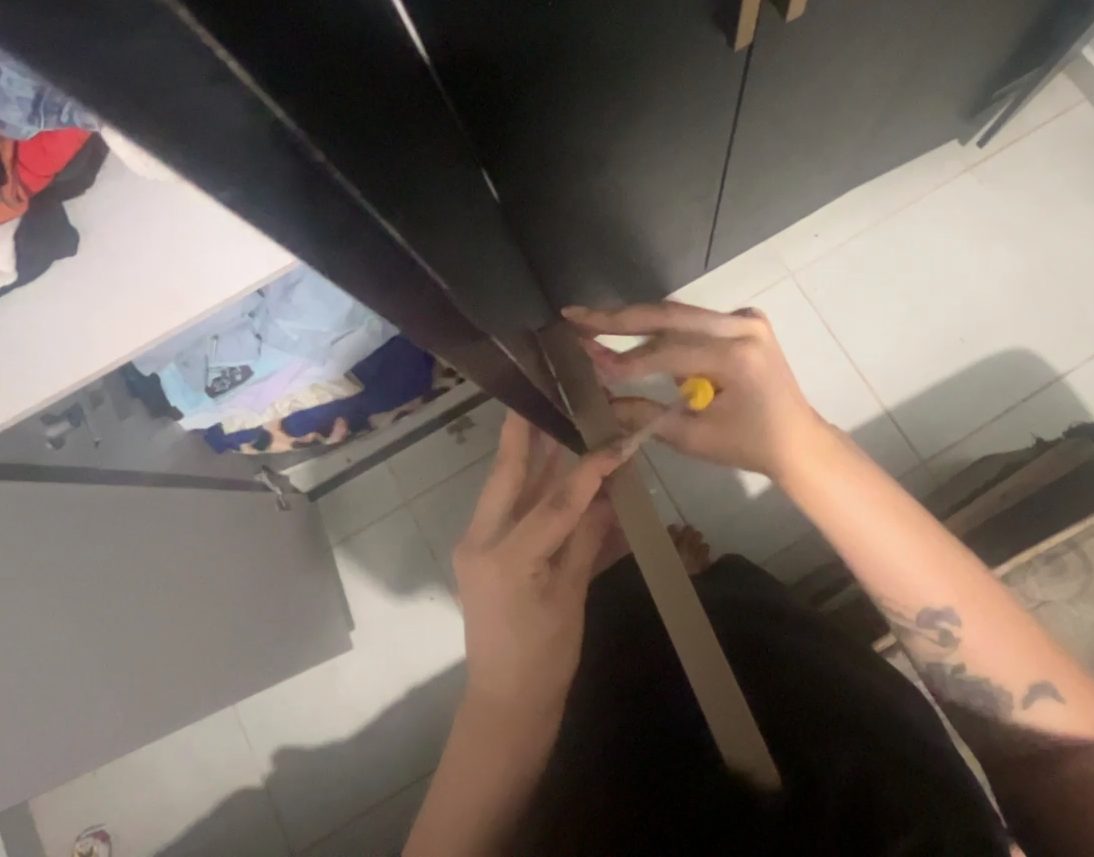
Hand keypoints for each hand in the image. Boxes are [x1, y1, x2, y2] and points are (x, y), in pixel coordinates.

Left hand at [453, 411, 621, 718]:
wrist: (505, 705)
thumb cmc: (543, 660)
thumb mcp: (571, 598)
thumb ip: (587, 540)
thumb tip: (610, 492)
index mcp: (505, 557)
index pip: (555, 500)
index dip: (589, 468)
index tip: (615, 439)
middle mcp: (481, 541)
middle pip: (509, 475)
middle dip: (525, 432)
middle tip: (539, 388)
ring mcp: (477, 546)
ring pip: (505, 487)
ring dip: (527, 453)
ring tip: (546, 412)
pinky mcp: (482, 553)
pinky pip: (509, 510)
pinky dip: (530, 487)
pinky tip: (547, 462)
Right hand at [562, 301, 831, 480]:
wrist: (797, 439)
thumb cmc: (748, 445)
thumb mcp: (694, 437)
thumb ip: (645, 414)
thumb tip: (600, 400)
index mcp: (737, 356)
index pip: (669, 352)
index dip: (625, 358)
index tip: (586, 357)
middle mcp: (743, 325)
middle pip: (670, 316)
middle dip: (618, 319)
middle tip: (575, 315)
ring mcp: (746, 317)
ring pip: (678, 314)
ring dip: (637, 324)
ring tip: (592, 325)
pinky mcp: (744, 319)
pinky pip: (693, 320)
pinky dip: (662, 329)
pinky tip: (629, 335)